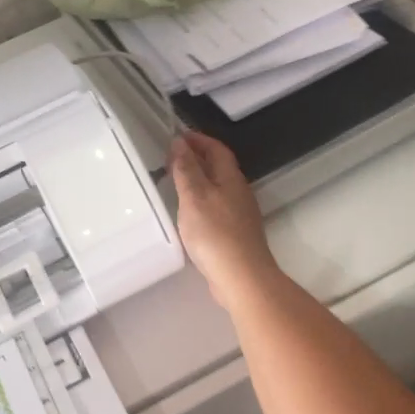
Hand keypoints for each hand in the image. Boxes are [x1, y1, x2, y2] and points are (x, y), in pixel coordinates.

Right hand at [169, 132, 279, 305]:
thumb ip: (187, 169)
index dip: (199, 140)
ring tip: (175, 183)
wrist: (242, 277)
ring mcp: (239, 215)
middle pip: (220, 168)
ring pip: (218, 188)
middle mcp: (239, 192)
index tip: (178, 136)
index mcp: (231, 179)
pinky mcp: (235, 235)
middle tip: (172, 158)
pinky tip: (188, 214)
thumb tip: (180, 143)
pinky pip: (216, 208)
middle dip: (198, 158)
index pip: (217, 149)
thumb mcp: (194, 196)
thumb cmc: (216, 233)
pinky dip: (201, 202)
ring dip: (199, 180)